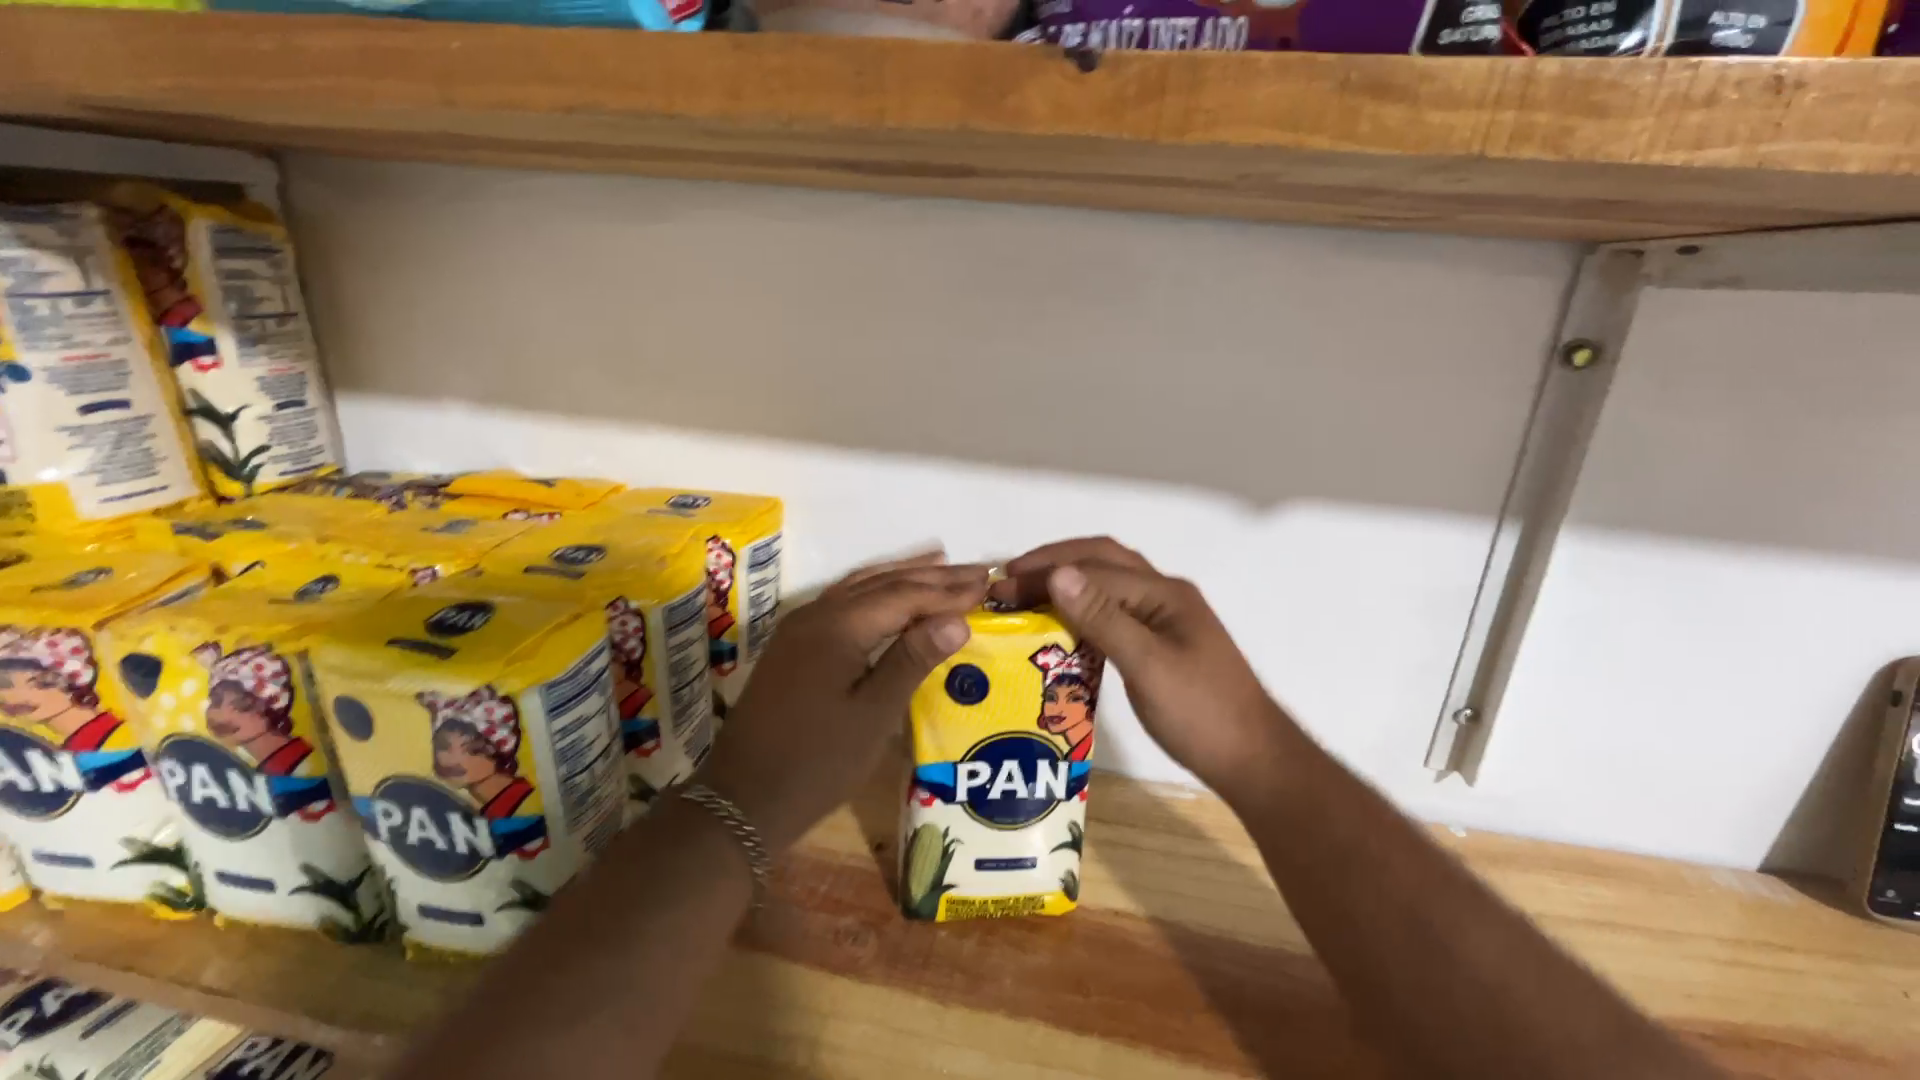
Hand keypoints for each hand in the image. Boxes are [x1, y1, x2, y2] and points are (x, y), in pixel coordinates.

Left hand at [702, 553, 987, 849]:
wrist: (743, 798)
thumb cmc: (817, 762)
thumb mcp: (873, 715)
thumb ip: (912, 660)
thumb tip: (957, 620)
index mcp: (837, 627)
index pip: (903, 596)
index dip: (946, 591)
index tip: (986, 586)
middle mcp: (816, 615)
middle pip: (881, 584)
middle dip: (930, 578)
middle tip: (976, 572)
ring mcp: (799, 628)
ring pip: (859, 589)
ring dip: (902, 578)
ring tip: (940, 565)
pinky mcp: (794, 647)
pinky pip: (843, 603)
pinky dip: (875, 594)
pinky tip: (890, 599)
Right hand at [990, 538, 1287, 797]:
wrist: (1252, 759)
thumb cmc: (1201, 714)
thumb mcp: (1148, 665)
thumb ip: (1103, 618)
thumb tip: (1058, 573)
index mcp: (1163, 593)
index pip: (1093, 568)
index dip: (1044, 574)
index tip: (997, 588)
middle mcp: (1164, 595)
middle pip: (1103, 560)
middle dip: (1054, 562)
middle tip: (1008, 580)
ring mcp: (1164, 619)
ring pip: (1109, 583)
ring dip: (1068, 581)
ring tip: (1027, 595)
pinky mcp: (1160, 644)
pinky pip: (1113, 611)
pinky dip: (1082, 608)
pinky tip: (1061, 626)